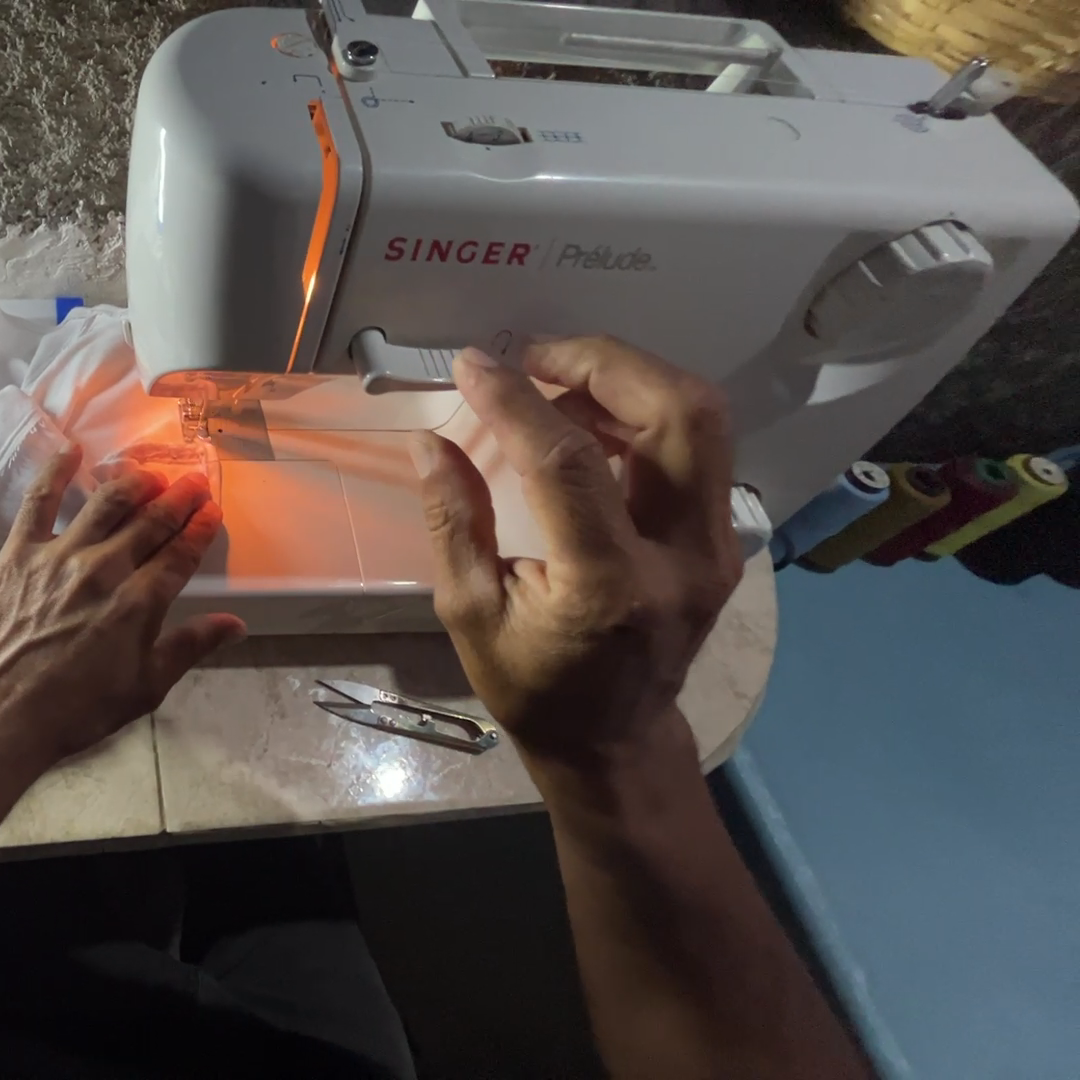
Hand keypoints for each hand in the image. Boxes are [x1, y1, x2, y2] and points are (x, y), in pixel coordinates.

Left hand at [0, 445, 246, 779]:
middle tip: (193, 481)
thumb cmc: (74, 711)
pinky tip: (72, 450)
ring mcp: (59, 555)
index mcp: (138, 603)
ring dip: (133, 482)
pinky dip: (56, 470)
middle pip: (150, 521)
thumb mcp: (144, 689)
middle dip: (178, 498)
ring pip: (105, 503)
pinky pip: (38, 500)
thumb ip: (189, 647)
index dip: (200, 528)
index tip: (212, 510)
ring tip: (149, 473)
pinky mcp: (18, 552)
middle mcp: (104, 568)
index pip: (180, 553)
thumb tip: (236, 624)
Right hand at [409, 337, 742, 767]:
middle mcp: (682, 555)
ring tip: (553, 380)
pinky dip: (640, 412)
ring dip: (627, 379)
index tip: (472, 365)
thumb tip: (431, 442)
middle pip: (676, 414)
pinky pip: (695, 447)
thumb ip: (454, 520)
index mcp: (605, 584)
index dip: (516, 401)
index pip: (567, 463)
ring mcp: (716, 545)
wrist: (610, 739)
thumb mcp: (468, 611)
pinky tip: (585, 418)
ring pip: (700, 420)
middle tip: (532, 354)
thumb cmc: (527, 684)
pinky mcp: (721, 539)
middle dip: (601, 363)